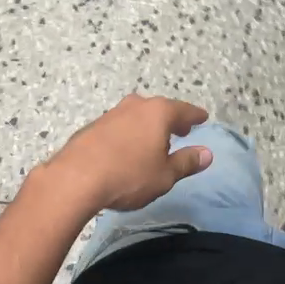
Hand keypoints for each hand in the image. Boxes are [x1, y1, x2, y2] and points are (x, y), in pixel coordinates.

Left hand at [42, 94, 214, 211]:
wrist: (76, 177)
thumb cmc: (129, 175)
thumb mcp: (165, 175)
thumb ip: (187, 162)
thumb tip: (207, 153)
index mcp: (158, 112)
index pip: (184, 110)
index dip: (195, 116)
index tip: (203, 117)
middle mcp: (137, 105)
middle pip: (160, 109)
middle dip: (171, 119)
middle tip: (181, 130)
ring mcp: (114, 113)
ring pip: (138, 115)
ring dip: (148, 126)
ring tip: (154, 141)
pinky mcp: (95, 125)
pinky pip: (121, 125)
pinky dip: (130, 132)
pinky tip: (127, 148)